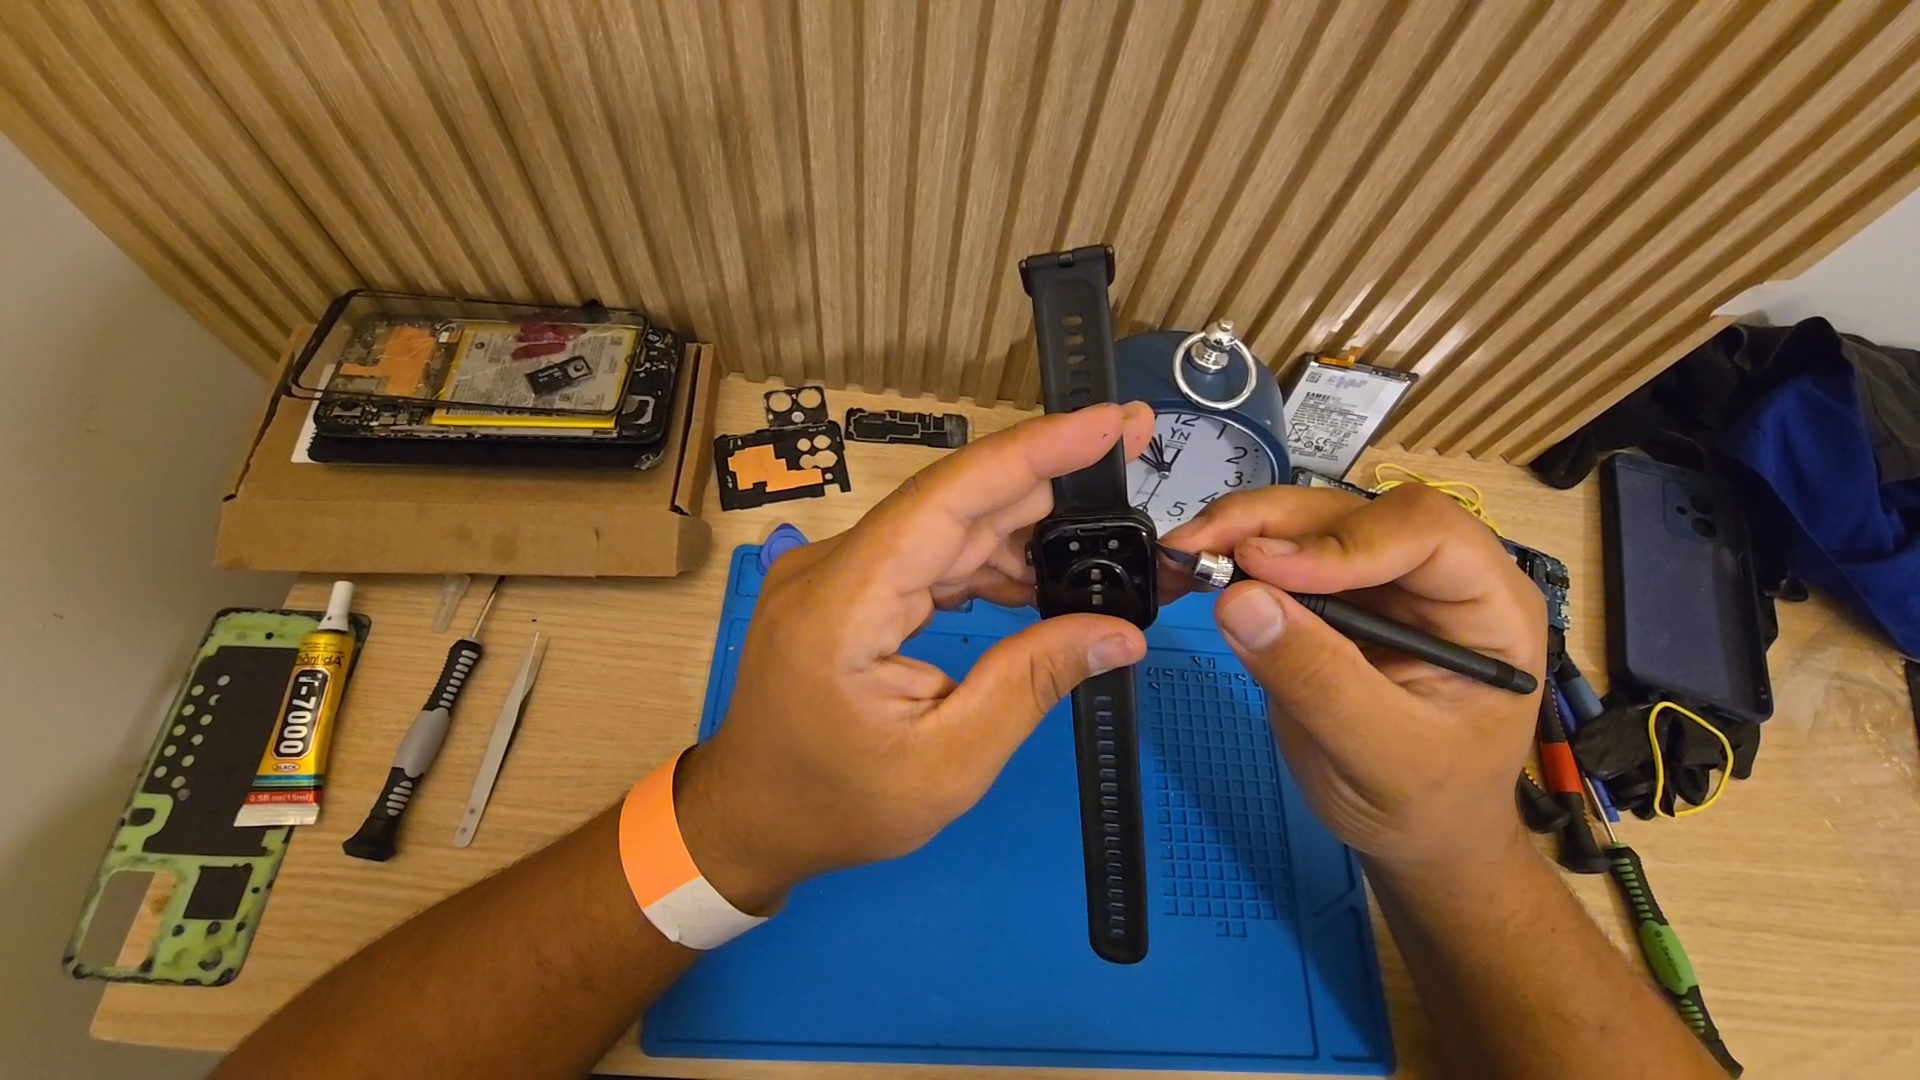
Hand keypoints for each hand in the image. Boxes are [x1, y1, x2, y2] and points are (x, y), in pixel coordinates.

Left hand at [676, 403, 1157, 910]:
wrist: (755, 816)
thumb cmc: (839, 805)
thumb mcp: (948, 763)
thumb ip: (1031, 684)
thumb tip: (1120, 632)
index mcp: (843, 608)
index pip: (948, 501)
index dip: (1033, 453)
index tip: (1108, 423)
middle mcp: (834, 569)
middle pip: (955, 504)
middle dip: (1048, 479)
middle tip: (1128, 458)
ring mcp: (838, 574)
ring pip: (947, 526)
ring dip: (1025, 527)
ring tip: (1102, 537)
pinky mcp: (849, 587)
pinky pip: (930, 556)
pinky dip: (988, 562)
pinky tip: (1040, 576)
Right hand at [1160, 483, 1545, 873]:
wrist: (1412, 833)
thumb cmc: (1424, 802)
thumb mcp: (1380, 754)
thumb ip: (1318, 679)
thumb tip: (1239, 599)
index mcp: (1482, 604)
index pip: (1424, 532)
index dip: (1341, 539)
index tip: (1262, 569)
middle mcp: (1426, 575)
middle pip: (1346, 513)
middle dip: (1262, 524)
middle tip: (1189, 549)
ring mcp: (1371, 581)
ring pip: (1299, 523)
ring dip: (1230, 534)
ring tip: (1175, 561)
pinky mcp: (1322, 597)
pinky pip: (1269, 558)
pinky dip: (1221, 559)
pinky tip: (1183, 574)